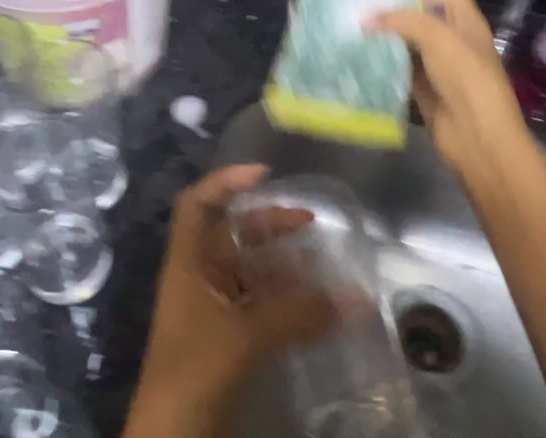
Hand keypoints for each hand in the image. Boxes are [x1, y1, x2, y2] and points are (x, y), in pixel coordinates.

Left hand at [123, 164, 337, 437]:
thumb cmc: (194, 372)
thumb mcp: (245, 337)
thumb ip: (298, 314)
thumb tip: (357, 299)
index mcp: (188, 264)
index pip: (197, 204)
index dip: (226, 181)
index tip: (267, 173)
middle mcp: (198, 280)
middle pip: (232, 236)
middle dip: (269, 225)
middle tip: (312, 223)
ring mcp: (212, 314)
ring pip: (251, 275)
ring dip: (285, 269)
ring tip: (325, 268)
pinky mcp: (227, 345)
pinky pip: (261, 309)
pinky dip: (289, 305)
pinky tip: (320, 311)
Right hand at [370, 0, 532, 175]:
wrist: (478, 136)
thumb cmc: (466, 78)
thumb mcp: (438, 38)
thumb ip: (402, 20)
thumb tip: (366, 18)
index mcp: (466, 22)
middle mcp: (453, 40)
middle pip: (423, 15)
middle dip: (394, 8)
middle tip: (360, 2)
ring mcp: (438, 66)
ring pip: (408, 42)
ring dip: (385, 35)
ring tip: (353, 25)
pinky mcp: (424, 89)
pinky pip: (400, 69)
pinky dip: (383, 62)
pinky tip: (360, 55)